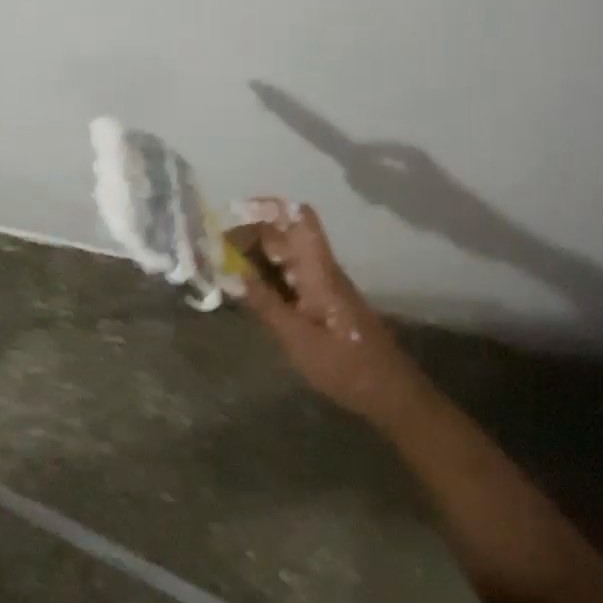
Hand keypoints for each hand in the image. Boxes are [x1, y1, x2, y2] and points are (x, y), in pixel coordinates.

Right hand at [226, 198, 428, 421]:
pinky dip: (264, 276)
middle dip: (250, 232)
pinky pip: (289, 277)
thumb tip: (232, 273)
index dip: (268, 208)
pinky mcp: (321, 304)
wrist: (390, 394)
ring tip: (220, 262)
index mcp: (320, 273)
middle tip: (212, 245)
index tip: (232, 213)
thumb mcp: (298, 339)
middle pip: (287, 234)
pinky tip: (244, 287)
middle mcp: (322, 271)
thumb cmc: (345, 367)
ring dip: (254, 253)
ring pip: (286, 256)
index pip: (299, 220)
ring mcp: (322, 287)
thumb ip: (265, 304)